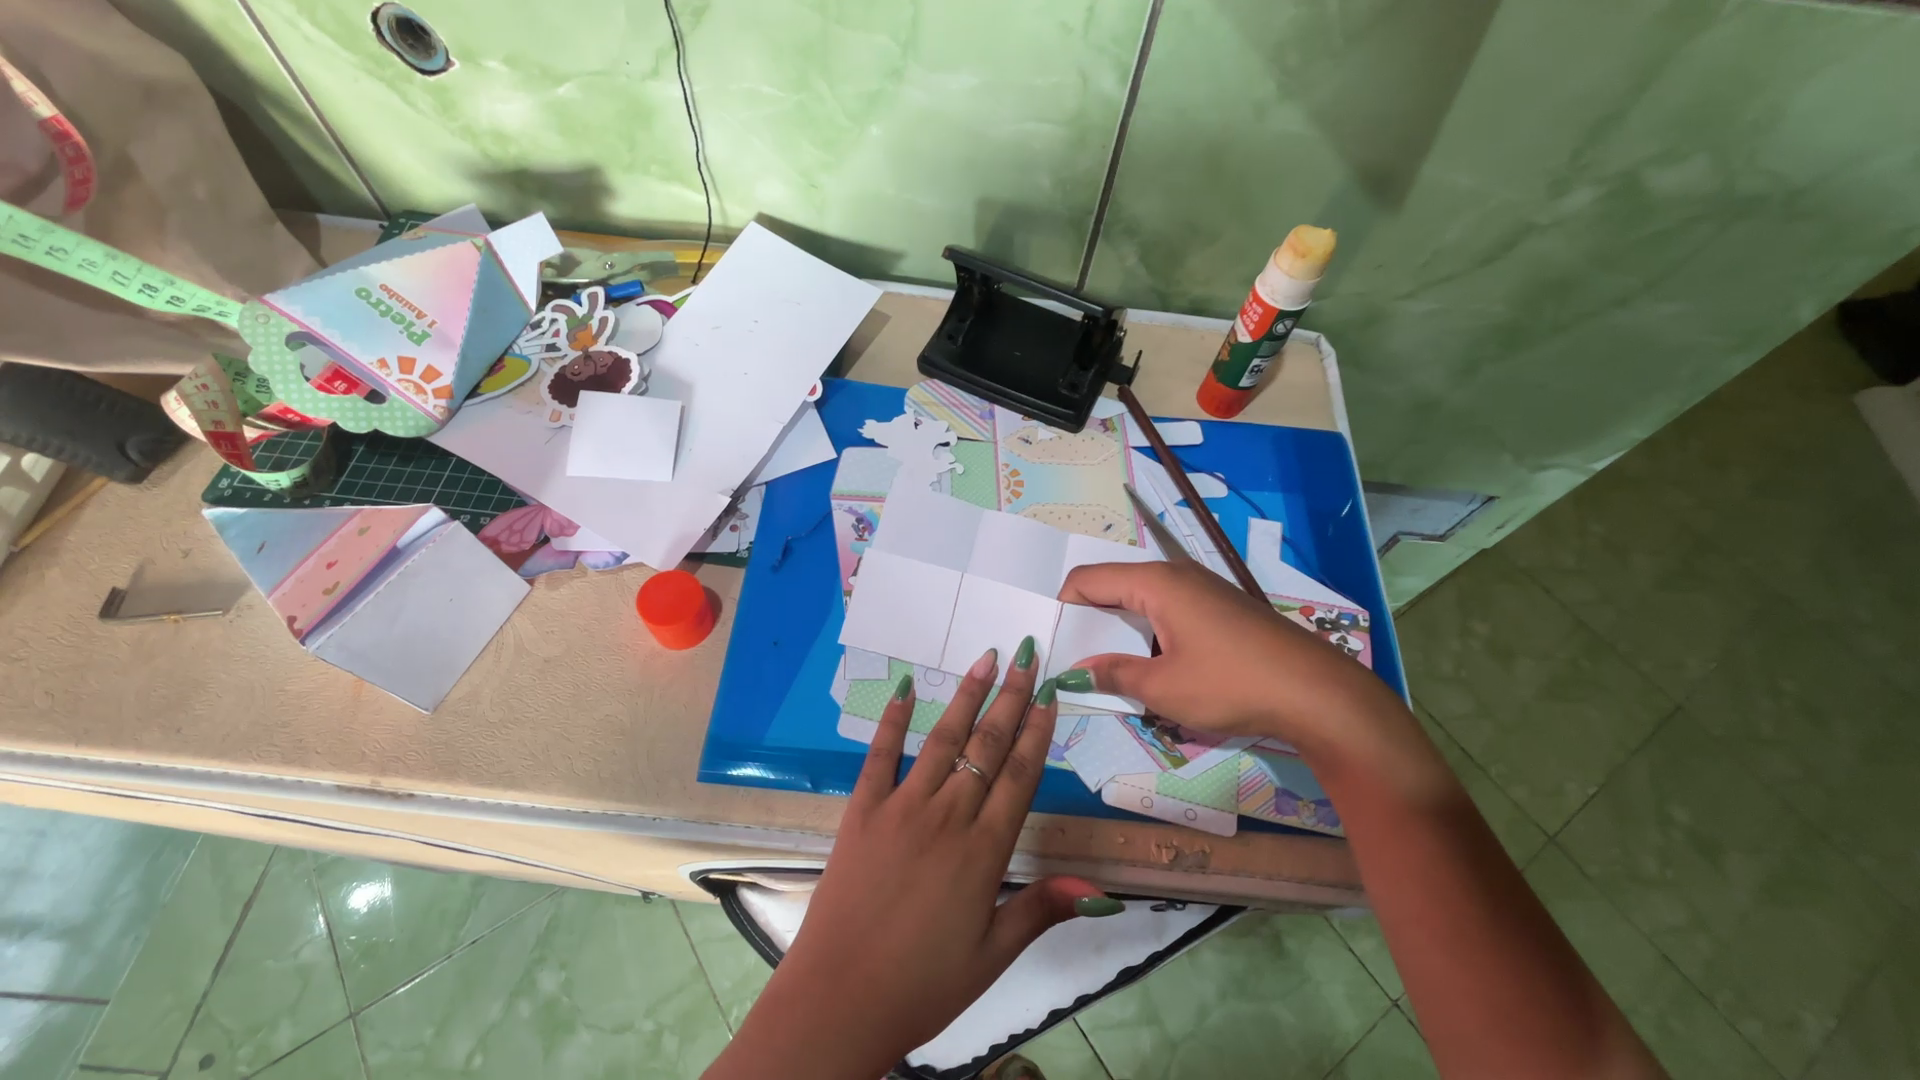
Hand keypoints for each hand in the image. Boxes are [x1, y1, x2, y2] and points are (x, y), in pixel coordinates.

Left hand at [706, 640, 1117, 1079]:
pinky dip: (892, 720)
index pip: (1020, 776)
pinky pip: (879, 756)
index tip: (1049, 694)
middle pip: (987, 746)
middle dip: (1011, 699)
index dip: (1038, 732)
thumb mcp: (993, 955)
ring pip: (942, 741)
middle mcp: (947, 817)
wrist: (838, 999)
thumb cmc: (923, 985)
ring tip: (985, 659)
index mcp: (984, 851)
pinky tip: (904, 689)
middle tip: (1027, 657)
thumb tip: (1099, 888)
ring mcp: (900, 809)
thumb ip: (1041, 909)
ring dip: (965, 697)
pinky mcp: (861, 812)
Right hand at [1056, 560, 1397, 751]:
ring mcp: (1201, 590)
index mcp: (1155, 582)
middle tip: (1074, 661)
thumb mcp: (1163, 687)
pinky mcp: (1219, 609)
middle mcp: (1175, 575)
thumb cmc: (1230, 683)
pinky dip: (1148, 634)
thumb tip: (1077, 673)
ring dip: (1120, 632)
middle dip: (1088, 622)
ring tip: (1110, 670)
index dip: (1062, 608)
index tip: (1052, 644)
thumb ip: (1114, 675)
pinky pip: (1167, 612)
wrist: (1314, 692)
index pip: (1087, 579)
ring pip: (1141, 601)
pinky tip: (1153, 668)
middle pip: (1113, 587)